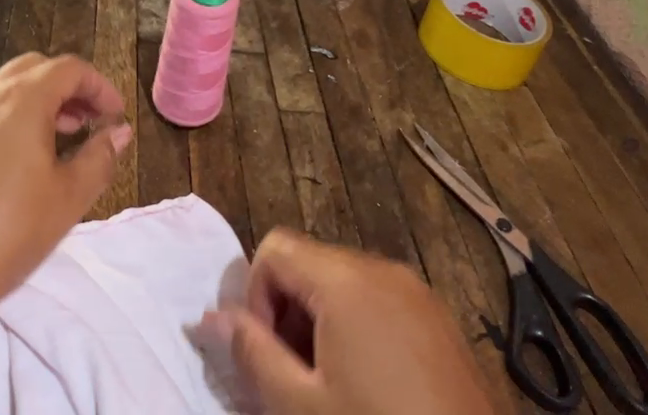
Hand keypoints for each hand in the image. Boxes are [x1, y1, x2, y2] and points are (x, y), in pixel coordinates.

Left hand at [0, 52, 130, 315]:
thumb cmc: (11, 230)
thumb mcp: (70, 196)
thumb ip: (99, 156)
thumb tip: (118, 132)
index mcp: (23, 99)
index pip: (70, 69)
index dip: (99, 86)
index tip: (116, 116)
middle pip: (38, 68)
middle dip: (70, 87)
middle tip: (92, 121)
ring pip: (11, 85)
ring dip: (43, 99)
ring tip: (64, 138)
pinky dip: (17, 114)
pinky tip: (27, 156)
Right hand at [203, 229, 495, 414]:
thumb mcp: (300, 407)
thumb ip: (250, 353)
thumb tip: (209, 317)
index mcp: (346, 279)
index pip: (273, 249)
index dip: (255, 298)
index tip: (265, 355)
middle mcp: (382, 269)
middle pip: (308, 265)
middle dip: (286, 315)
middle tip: (291, 380)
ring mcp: (417, 293)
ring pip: (341, 286)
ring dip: (318, 326)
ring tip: (327, 389)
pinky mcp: (438, 320)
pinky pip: (377, 304)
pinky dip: (355, 332)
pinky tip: (365, 388)